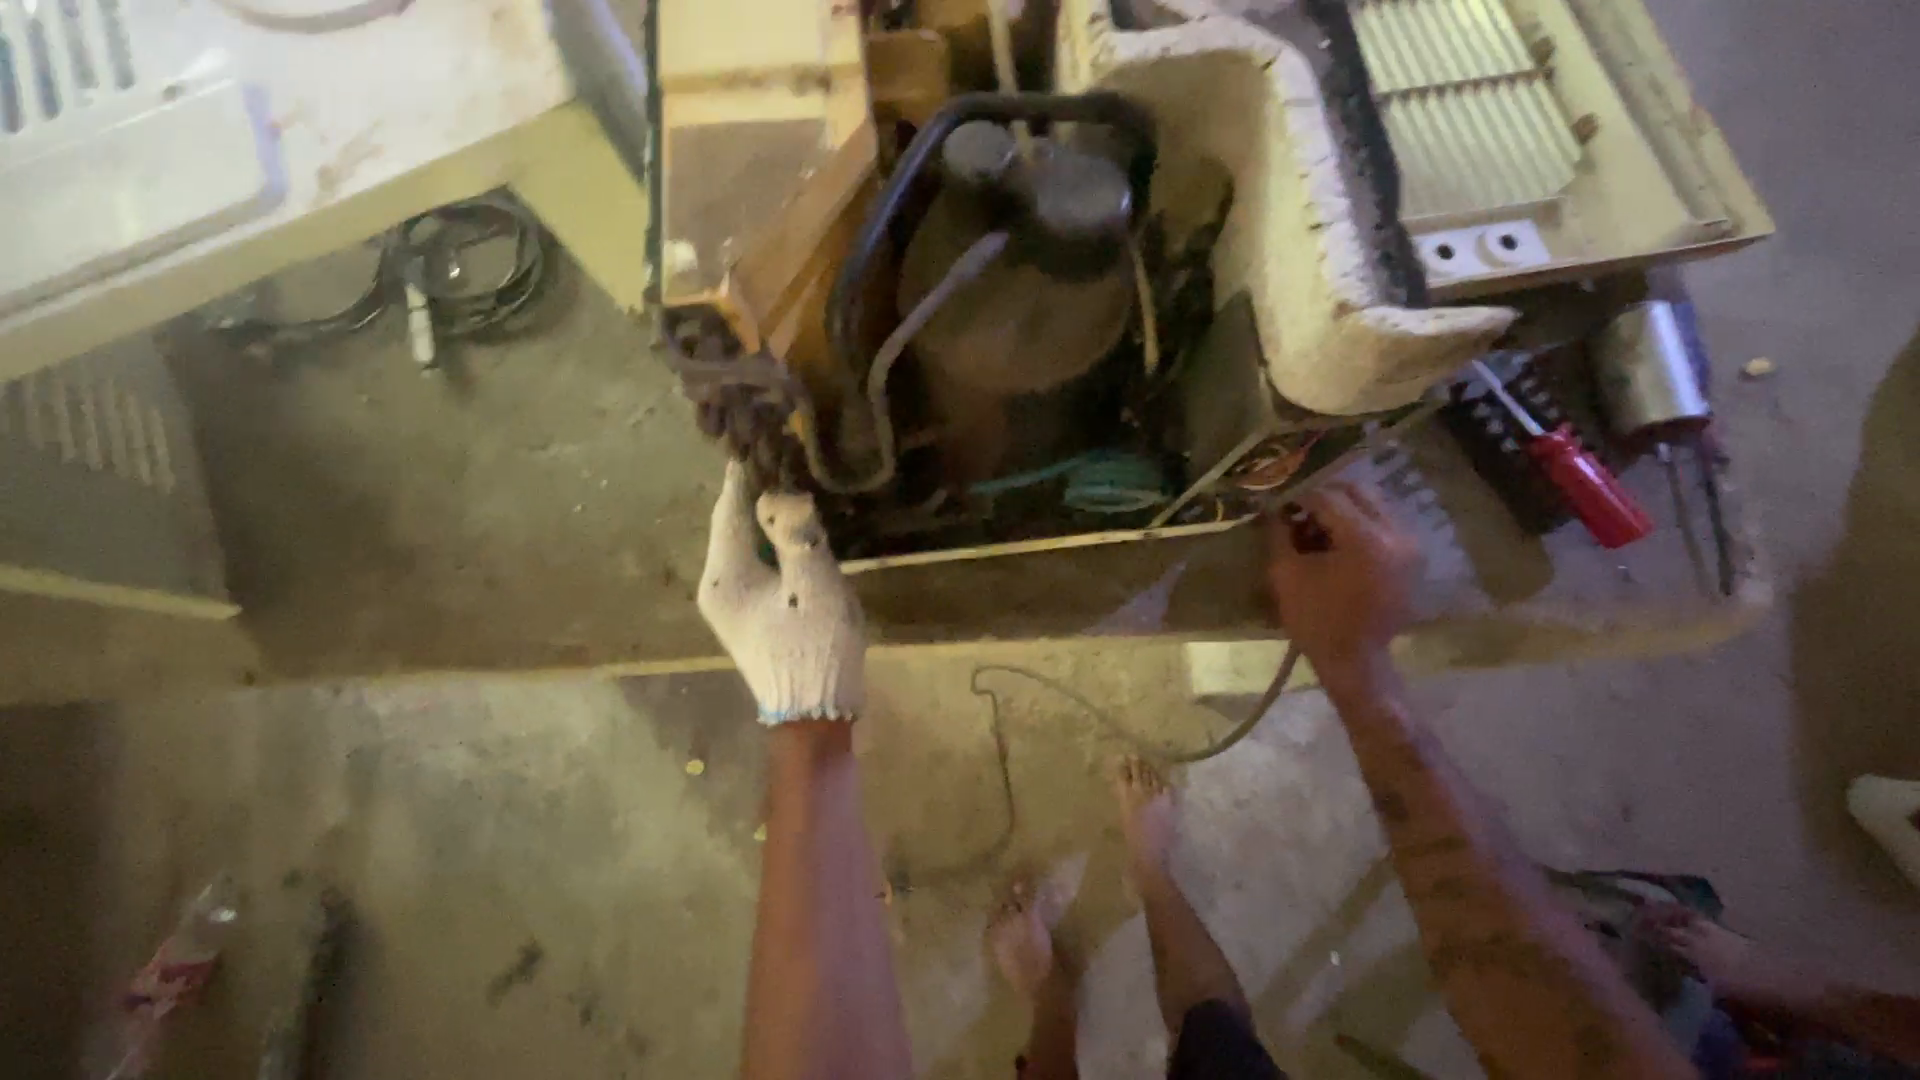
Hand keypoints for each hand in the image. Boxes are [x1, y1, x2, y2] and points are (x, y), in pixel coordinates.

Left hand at [698, 462, 865, 723]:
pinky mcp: (747, 614)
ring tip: (789, 482)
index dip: (745, 473)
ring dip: (764, 515)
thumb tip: (779, 493)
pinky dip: (771, 540)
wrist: (814, 712)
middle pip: (732, 524)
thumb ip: (795, 532)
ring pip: (744, 543)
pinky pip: (755, 562)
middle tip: (781, 453)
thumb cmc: (815, 646)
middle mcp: (716, 584)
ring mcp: (729, 602)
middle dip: (755, 491)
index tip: (758, 436)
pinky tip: (793, 527)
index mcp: (725, 575)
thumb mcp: (814, 582)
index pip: (729, 508)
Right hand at [1262, 480, 1420, 675]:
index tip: (1279, 501)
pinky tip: (1338, 540)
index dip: (1299, 496)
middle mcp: (1396, 535)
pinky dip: (1360, 523)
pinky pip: (1385, 523)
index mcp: (1365, 540)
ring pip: (1374, 504)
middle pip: (1358, 492)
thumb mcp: (1286, 573)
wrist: (1354, 660)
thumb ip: (1280, 532)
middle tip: (1298, 509)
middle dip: (1324, 496)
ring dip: (1343, 508)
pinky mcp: (1413, 557)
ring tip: (1317, 526)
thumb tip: (1274, 506)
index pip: (1328, 498)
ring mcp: (1410, 545)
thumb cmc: (1315, 619)